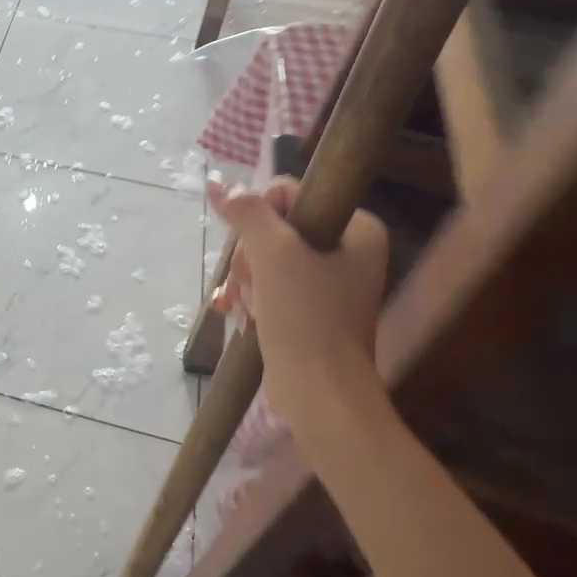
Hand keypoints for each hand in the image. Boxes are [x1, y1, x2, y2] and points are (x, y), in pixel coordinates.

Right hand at [207, 177, 389, 426]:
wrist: (320, 394)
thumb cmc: (305, 316)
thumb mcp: (272, 253)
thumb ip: (246, 211)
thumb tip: (217, 182)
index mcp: (358, 227)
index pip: (290, 194)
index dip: (262, 218)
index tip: (259, 252)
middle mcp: (350, 249)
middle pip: (275, 226)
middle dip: (250, 255)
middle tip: (250, 282)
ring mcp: (331, 281)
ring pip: (267, 256)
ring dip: (245, 278)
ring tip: (241, 304)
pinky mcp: (312, 308)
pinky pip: (271, 283)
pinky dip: (251, 295)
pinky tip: (234, 311)